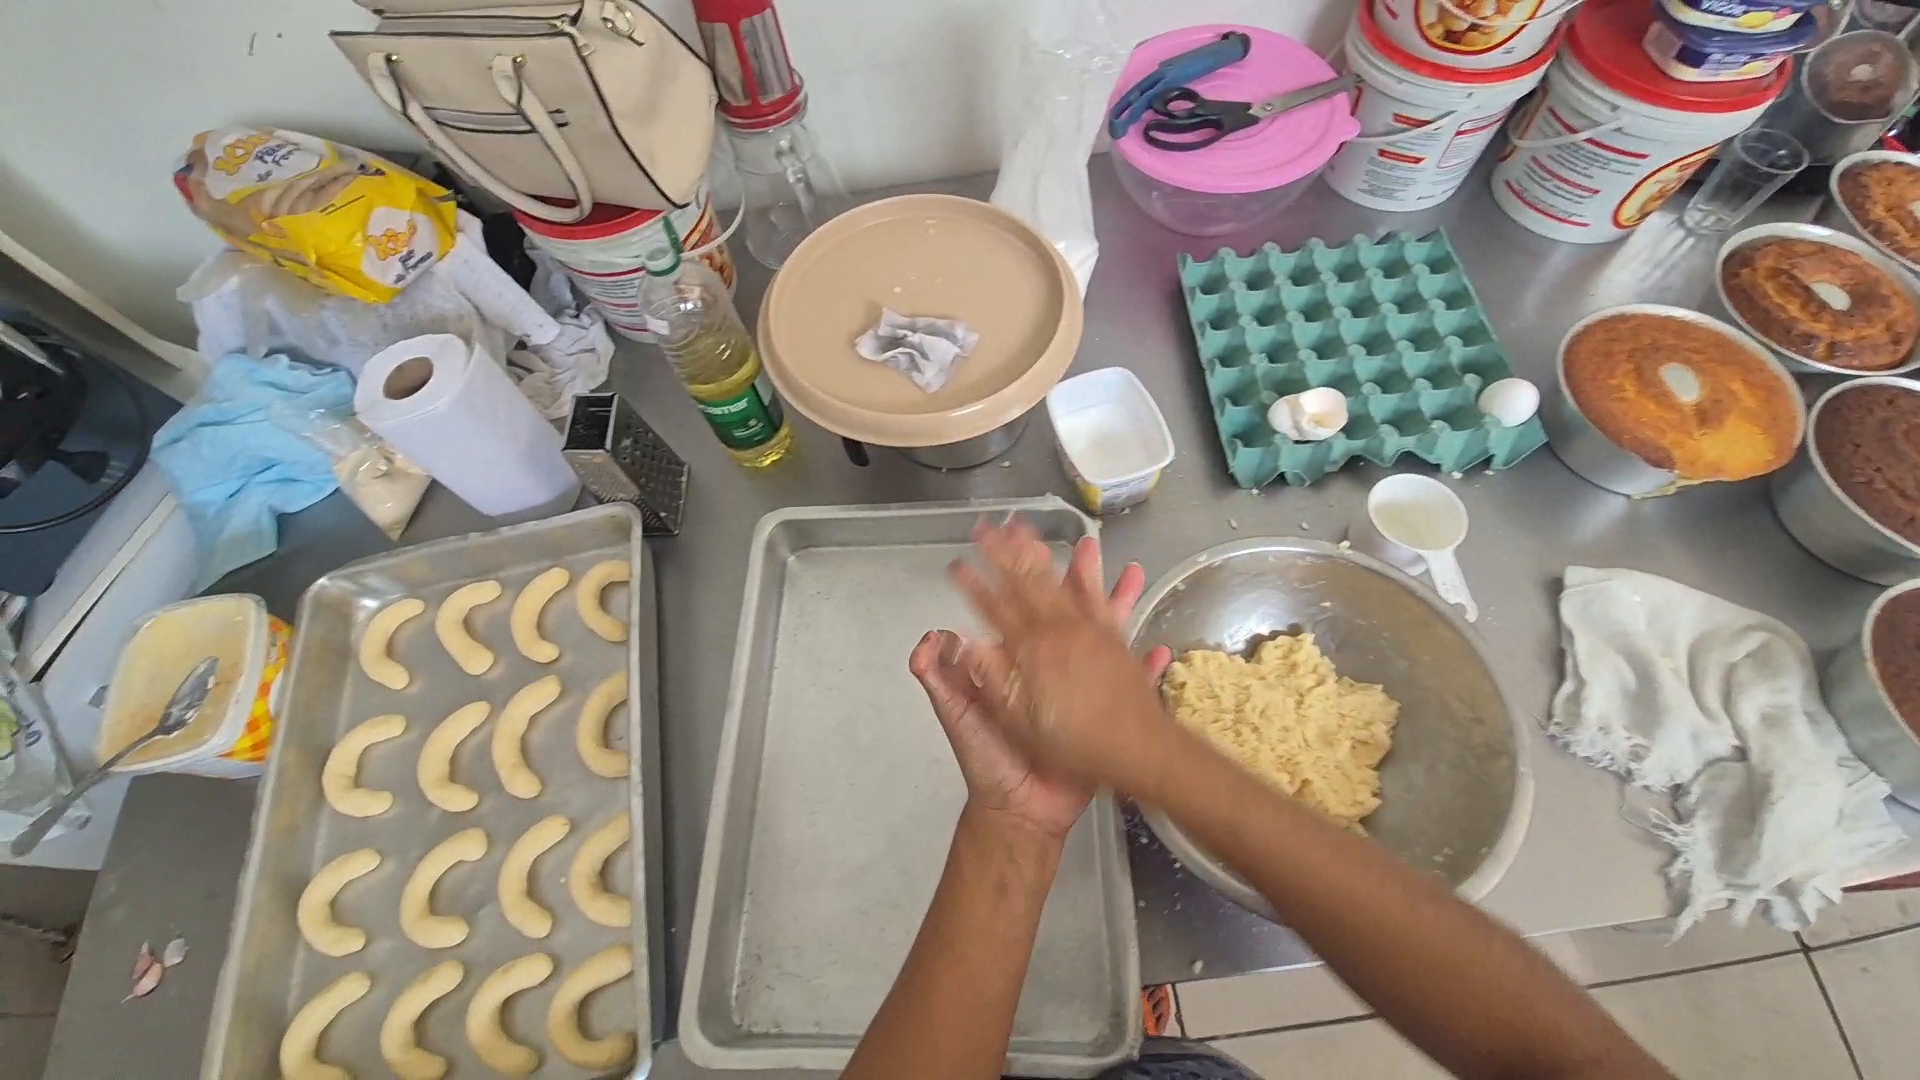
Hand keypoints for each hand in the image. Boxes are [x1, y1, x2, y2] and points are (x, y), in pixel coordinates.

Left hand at [910, 534, 1171, 841]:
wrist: (1020, 809)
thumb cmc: (987, 759)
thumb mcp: (958, 714)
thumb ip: (941, 677)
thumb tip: (933, 636)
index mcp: (1013, 661)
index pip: (1021, 606)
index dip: (1023, 575)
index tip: (1027, 540)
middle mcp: (1046, 666)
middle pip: (1066, 612)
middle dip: (1077, 579)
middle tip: (1089, 547)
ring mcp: (1078, 686)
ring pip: (1102, 636)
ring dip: (1116, 607)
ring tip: (1133, 576)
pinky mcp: (1103, 712)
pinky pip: (1130, 684)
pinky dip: (1146, 668)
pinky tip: (1161, 649)